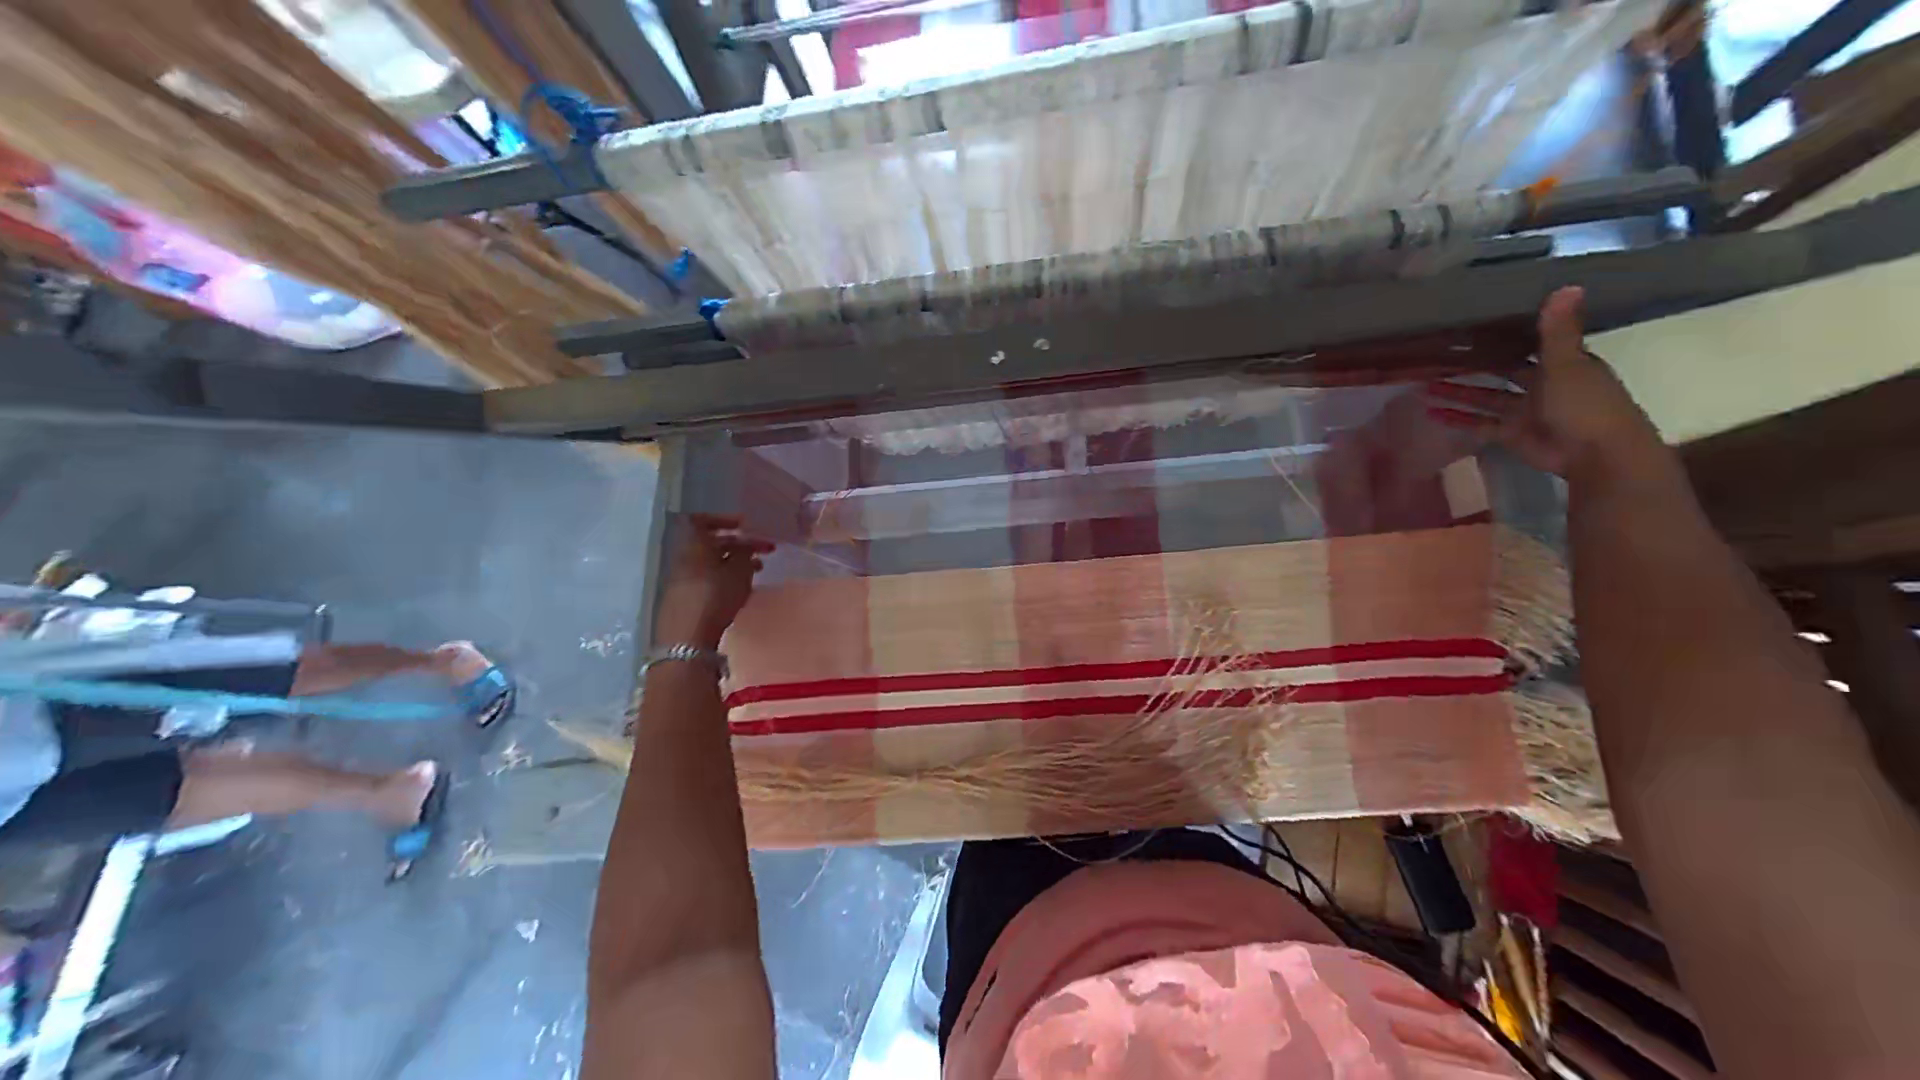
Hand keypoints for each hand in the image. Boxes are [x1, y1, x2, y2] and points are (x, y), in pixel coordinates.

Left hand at [654, 514, 773, 649]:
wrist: (686, 639)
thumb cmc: (715, 597)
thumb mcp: (739, 572)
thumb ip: (745, 552)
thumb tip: (746, 544)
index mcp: (693, 544)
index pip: (701, 520)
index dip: (722, 519)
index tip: (744, 525)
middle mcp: (684, 557)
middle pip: (711, 542)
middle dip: (739, 544)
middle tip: (764, 550)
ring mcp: (681, 579)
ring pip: (710, 562)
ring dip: (735, 562)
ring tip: (758, 570)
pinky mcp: (683, 598)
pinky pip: (706, 578)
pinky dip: (724, 577)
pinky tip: (741, 589)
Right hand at [1426, 287, 1664, 479]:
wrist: (1596, 454)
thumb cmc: (1585, 404)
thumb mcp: (1568, 363)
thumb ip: (1558, 330)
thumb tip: (1567, 284)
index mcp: (1562, 363)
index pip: (1529, 345)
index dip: (1504, 336)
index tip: (1474, 327)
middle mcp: (1543, 385)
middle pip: (1502, 372)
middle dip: (1473, 366)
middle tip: (1437, 356)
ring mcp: (1525, 411)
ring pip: (1486, 398)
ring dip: (1458, 393)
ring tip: (1424, 384)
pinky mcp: (1511, 434)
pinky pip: (1479, 423)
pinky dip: (1457, 418)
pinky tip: (1431, 412)